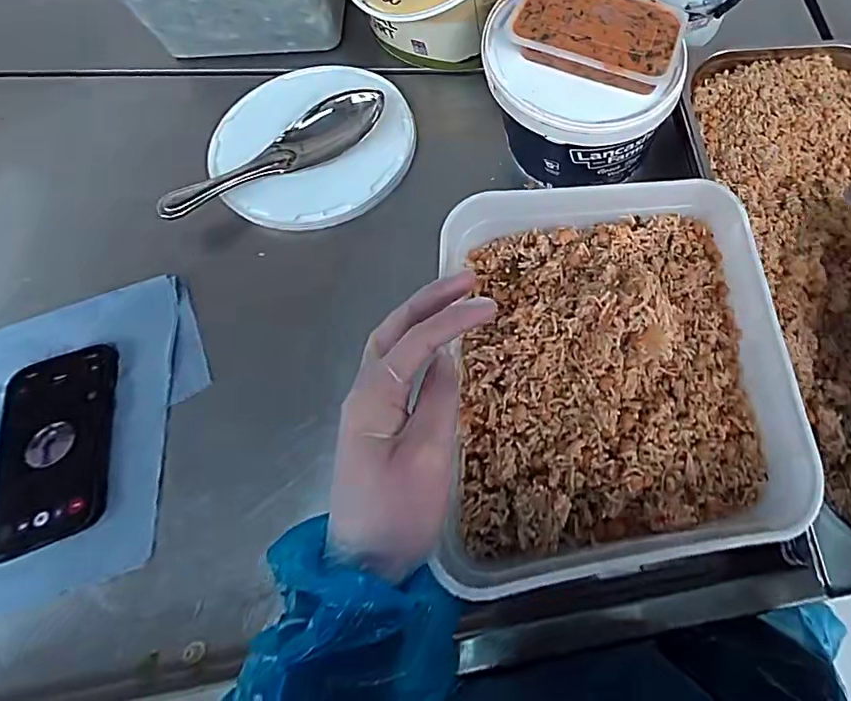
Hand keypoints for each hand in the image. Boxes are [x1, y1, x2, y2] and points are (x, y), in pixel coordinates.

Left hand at [327, 272, 496, 581]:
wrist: (361, 572)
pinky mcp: (373, 420)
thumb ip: (437, 401)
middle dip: (430, 299)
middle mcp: (362, 392)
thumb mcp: (428, 460)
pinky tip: (439, 340)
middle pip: (393, 329)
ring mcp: (364, 406)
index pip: (415, 342)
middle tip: (468, 279)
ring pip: (391, 343)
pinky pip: (395, 364)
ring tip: (456, 296)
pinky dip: (418, 340)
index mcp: (371, 399)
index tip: (489, 304)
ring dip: (421, 314)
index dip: (452, 319)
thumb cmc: (397, 519)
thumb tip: (446, 358)